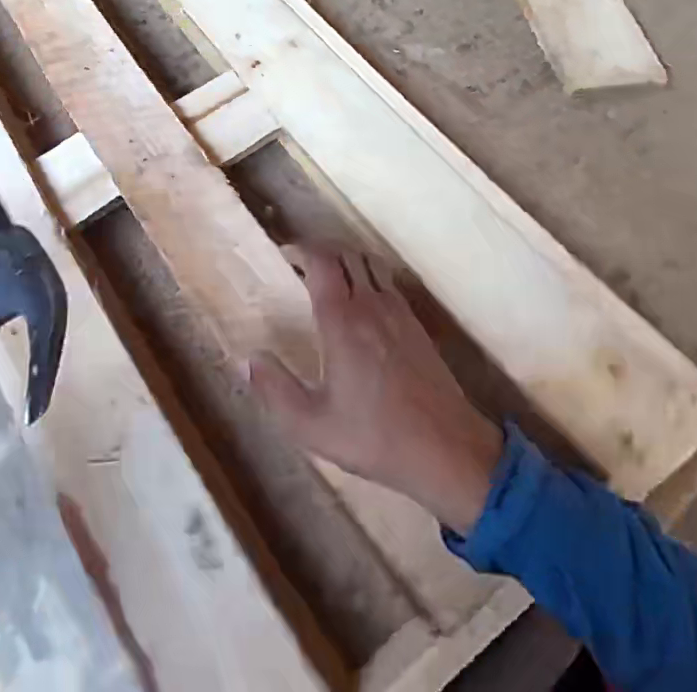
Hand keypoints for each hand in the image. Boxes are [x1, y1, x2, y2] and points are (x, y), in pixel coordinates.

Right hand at [249, 247, 502, 535]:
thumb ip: (275, 390)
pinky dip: (368, 276)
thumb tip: (252, 358)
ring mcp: (399, 311)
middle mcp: (371, 305)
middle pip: (347, 254)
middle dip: (322, 250)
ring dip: (347, 260)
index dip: (302, 249)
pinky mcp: (416, 323)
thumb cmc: (373, 436)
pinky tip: (360, 302)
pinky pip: (387, 282)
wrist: (445, 446)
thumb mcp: (311, 425)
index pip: (322, 261)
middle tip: (300, 264)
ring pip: (371, 263)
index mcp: (342, 321)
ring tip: (327, 278)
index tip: (285, 254)